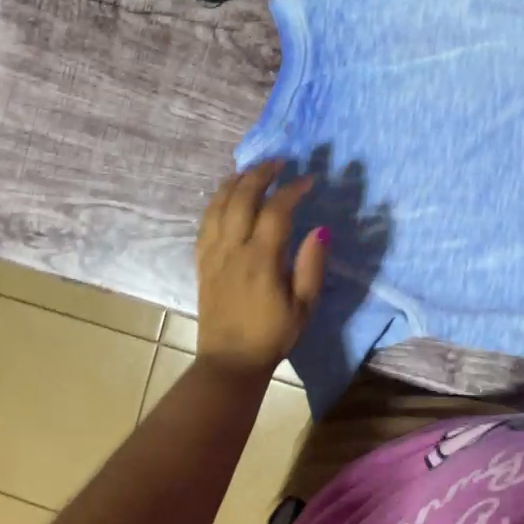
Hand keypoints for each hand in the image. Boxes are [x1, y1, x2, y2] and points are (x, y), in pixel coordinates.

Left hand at [194, 160, 329, 377]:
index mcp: (261, 260)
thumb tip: (321, 229)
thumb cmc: (273, 335)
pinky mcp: (202, 261)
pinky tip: (227, 195)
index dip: (293, 190)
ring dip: (235, 181)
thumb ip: (312, 265)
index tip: (309, 180)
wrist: (230, 361)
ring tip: (252, 170)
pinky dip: (216, 201)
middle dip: (261, 174)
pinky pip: (206, 221)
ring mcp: (213, 254)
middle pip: (241, 197)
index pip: (276, 211)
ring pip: (218, 204)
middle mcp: (233, 249)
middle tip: (280, 162)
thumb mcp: (304, 306)